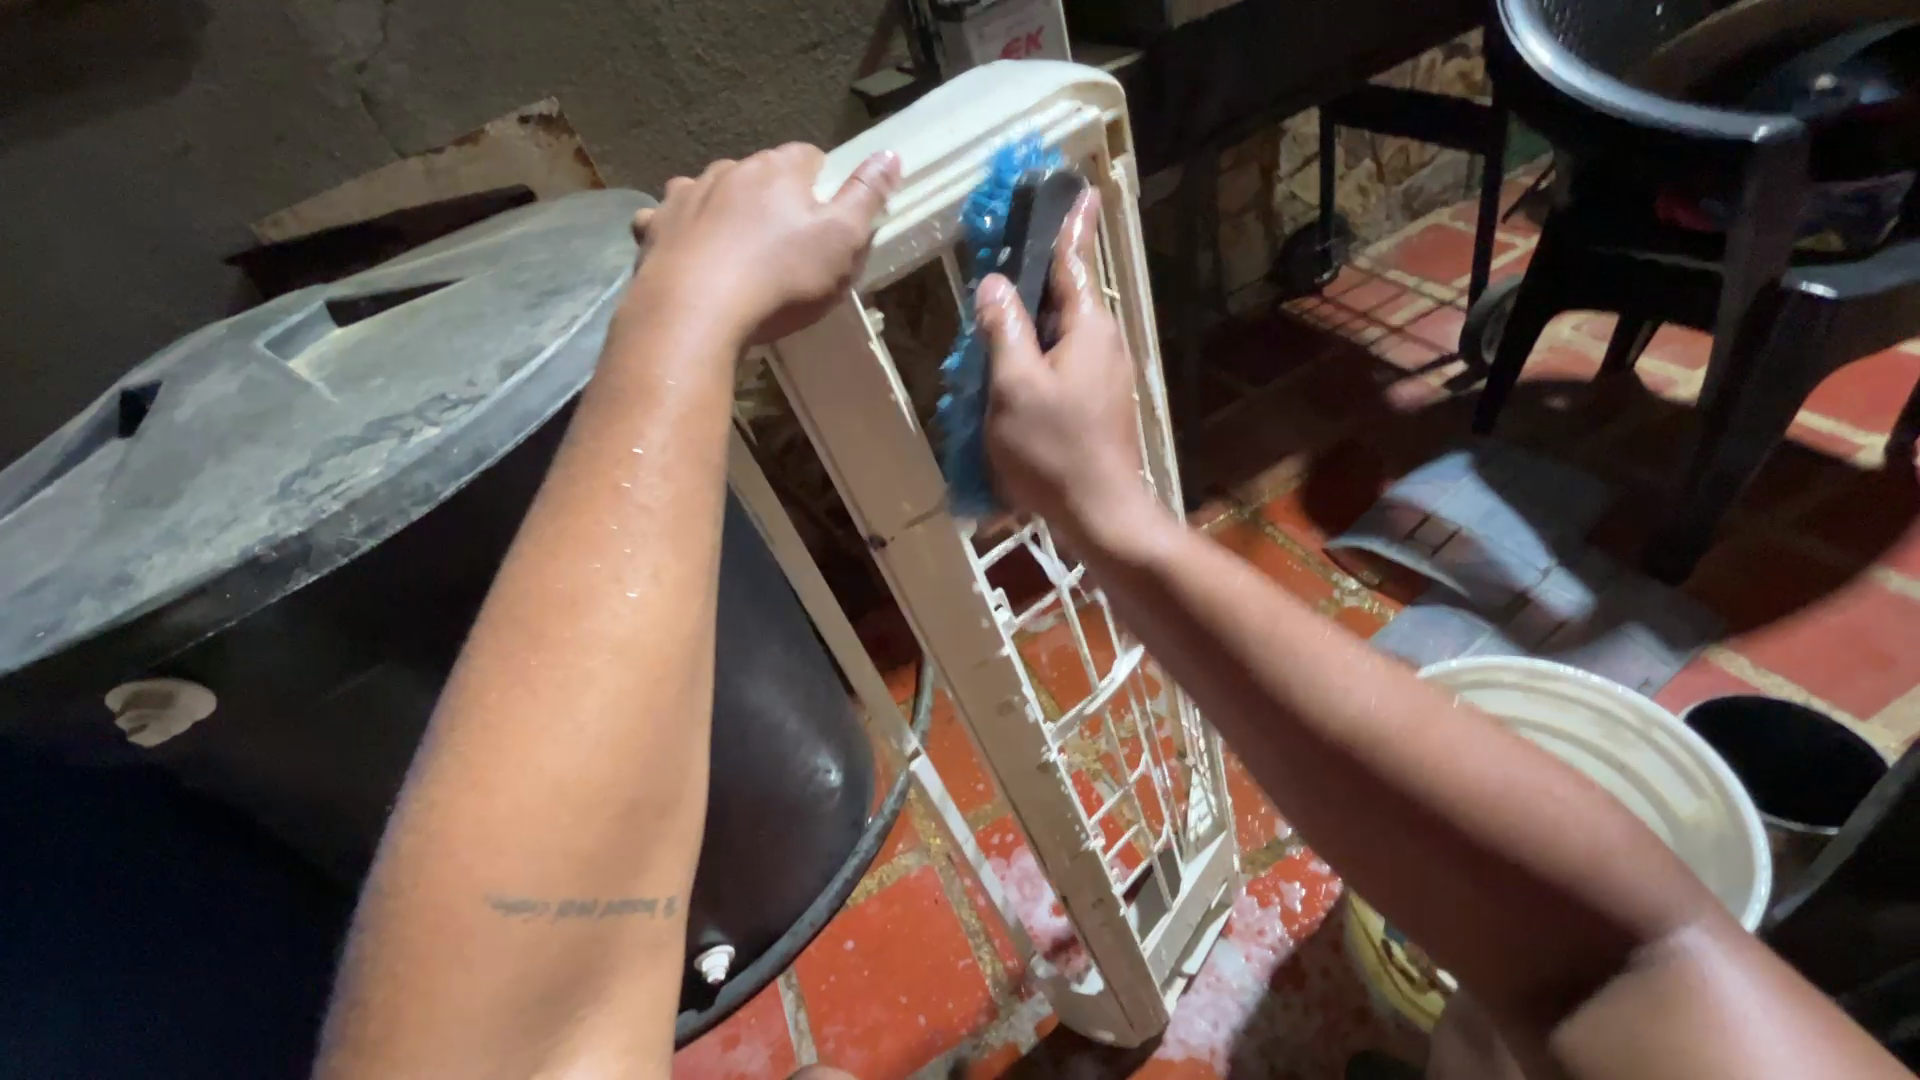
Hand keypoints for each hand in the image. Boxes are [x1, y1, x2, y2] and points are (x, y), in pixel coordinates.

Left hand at [628, 144, 900, 345]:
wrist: (696, 314)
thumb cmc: (782, 280)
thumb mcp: (843, 242)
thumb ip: (867, 197)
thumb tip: (891, 153)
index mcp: (778, 170)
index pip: (810, 157)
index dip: (822, 186)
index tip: (827, 221)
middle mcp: (729, 169)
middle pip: (760, 175)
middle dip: (774, 200)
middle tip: (785, 248)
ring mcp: (686, 196)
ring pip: (712, 193)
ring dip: (726, 212)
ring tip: (737, 254)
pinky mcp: (656, 228)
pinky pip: (669, 220)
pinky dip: (681, 232)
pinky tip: (689, 258)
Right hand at [978, 189, 1164, 548]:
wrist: (1100, 512)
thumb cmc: (1053, 449)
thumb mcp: (1013, 386)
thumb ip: (1005, 330)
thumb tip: (997, 283)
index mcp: (1089, 328)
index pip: (1075, 262)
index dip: (1069, 226)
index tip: (1076, 190)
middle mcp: (1106, 344)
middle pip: (1067, 298)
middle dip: (1037, 280)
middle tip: (1003, 265)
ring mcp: (1106, 377)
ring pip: (1063, 335)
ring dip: (1032, 326)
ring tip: (996, 325)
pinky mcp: (1100, 405)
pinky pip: (1065, 364)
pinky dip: (1039, 358)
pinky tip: (1012, 375)